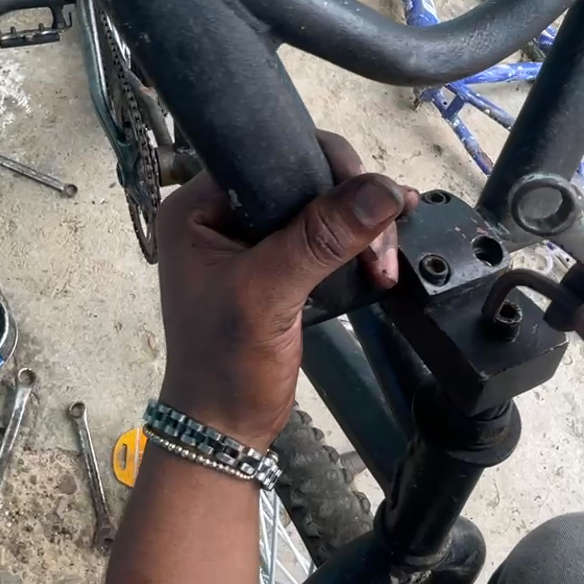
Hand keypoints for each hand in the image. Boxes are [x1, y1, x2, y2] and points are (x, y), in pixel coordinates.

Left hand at [154, 133, 412, 449]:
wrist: (226, 428)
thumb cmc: (226, 365)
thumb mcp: (267, 296)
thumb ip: (319, 240)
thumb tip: (383, 189)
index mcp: (199, 206)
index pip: (269, 155)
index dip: (324, 165)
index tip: (368, 196)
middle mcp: (223, 212)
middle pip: (303, 178)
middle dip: (352, 206)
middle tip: (381, 246)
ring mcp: (252, 238)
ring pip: (322, 207)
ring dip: (361, 230)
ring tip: (385, 266)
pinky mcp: (279, 262)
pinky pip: (325, 235)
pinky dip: (356, 245)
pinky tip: (384, 257)